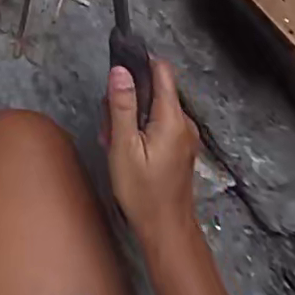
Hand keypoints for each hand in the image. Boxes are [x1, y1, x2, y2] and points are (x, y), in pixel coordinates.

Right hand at [103, 59, 200, 245]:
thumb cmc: (143, 192)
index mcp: (172, 117)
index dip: (140, 63)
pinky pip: (158, 124)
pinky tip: (126, 150)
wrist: (166, 231)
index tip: (118, 70)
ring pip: (153, 108)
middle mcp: (184, 122)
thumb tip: (120, 70)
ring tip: (114, 142)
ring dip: (130, 117)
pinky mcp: (180, 147)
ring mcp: (184, 135)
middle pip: (154, 89)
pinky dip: (140, 129)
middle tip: (109, 125)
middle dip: (127, 99)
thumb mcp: (124, 147)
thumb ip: (122, 106)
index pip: (162, 70)